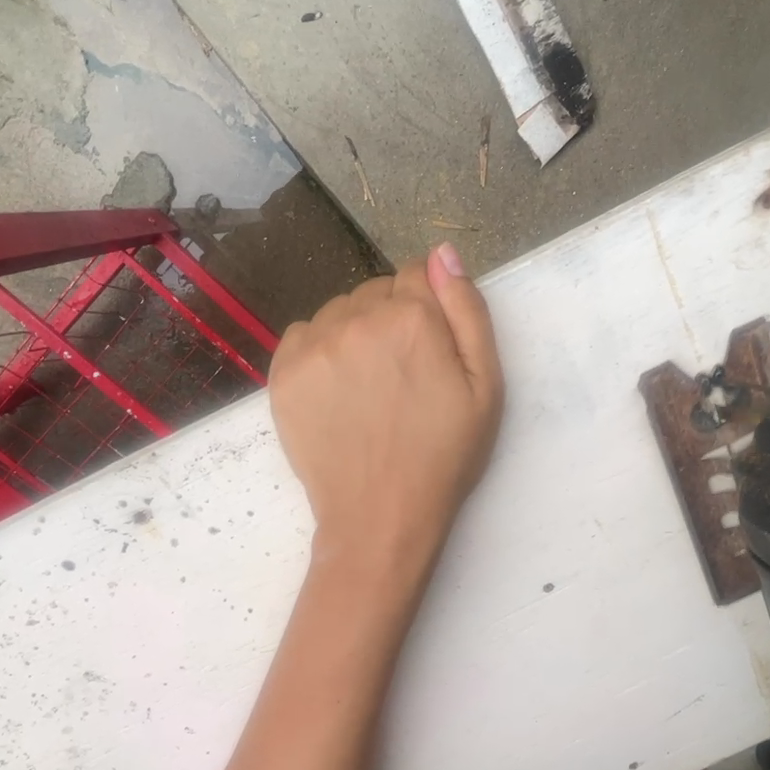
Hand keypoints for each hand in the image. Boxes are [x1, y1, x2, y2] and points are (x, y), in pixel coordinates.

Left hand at [268, 243, 503, 558]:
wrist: (380, 515)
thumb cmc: (443, 456)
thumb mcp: (486, 387)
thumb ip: (467, 311)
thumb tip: (443, 253)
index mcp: (412, 318)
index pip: (417, 275)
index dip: (429, 310)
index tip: (430, 350)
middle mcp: (357, 319)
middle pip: (376, 292)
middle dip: (392, 319)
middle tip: (402, 377)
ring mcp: (314, 346)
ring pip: (338, 312)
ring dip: (354, 333)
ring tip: (368, 389)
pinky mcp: (283, 373)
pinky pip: (302, 335)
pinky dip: (320, 352)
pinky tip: (337, 391)